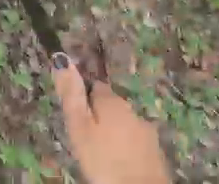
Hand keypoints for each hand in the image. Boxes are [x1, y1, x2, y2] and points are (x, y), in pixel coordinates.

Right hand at [52, 56, 171, 183]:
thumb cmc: (103, 159)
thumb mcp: (79, 126)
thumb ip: (71, 94)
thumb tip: (62, 59)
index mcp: (112, 100)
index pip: (94, 85)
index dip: (83, 97)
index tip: (76, 115)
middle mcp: (133, 110)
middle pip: (111, 105)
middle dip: (99, 115)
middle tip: (86, 135)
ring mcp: (148, 132)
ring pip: (124, 123)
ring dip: (114, 131)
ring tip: (102, 149)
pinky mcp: (157, 152)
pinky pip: (135, 141)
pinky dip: (126, 145)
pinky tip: (119, 158)